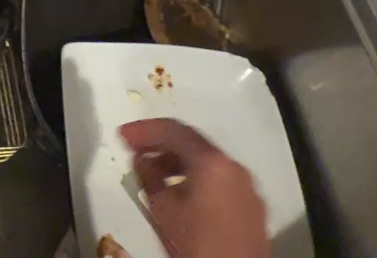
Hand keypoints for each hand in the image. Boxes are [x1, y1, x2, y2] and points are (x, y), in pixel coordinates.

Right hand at [120, 118, 269, 257]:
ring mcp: (248, 189)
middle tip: (134, 150)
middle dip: (161, 145)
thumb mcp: (162, 209)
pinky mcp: (253, 210)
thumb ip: (148, 175)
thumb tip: (142, 159)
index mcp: (213, 163)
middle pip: (192, 144)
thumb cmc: (197, 246)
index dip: (144, 129)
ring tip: (153, 174)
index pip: (174, 130)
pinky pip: (219, 182)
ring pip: (207, 164)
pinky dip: (196, 179)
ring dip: (177, 163)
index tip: (123, 136)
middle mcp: (235, 168)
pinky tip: (179, 194)